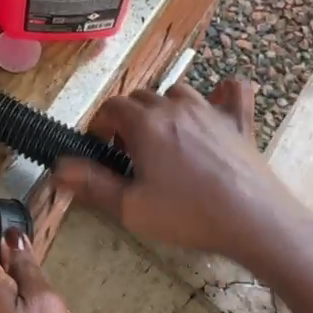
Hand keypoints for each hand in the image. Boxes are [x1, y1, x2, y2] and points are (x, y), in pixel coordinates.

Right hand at [54, 79, 310, 276]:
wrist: (253, 221)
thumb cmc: (187, 214)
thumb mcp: (130, 207)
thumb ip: (91, 184)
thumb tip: (58, 167)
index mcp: (143, 123)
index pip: (110, 108)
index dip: (100, 127)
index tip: (103, 151)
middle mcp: (173, 106)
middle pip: (140, 98)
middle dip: (129, 119)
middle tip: (130, 154)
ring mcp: (209, 110)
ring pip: (177, 92)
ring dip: (165, 108)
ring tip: (165, 138)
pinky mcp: (239, 121)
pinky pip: (232, 91)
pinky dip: (221, 94)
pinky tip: (218, 105)